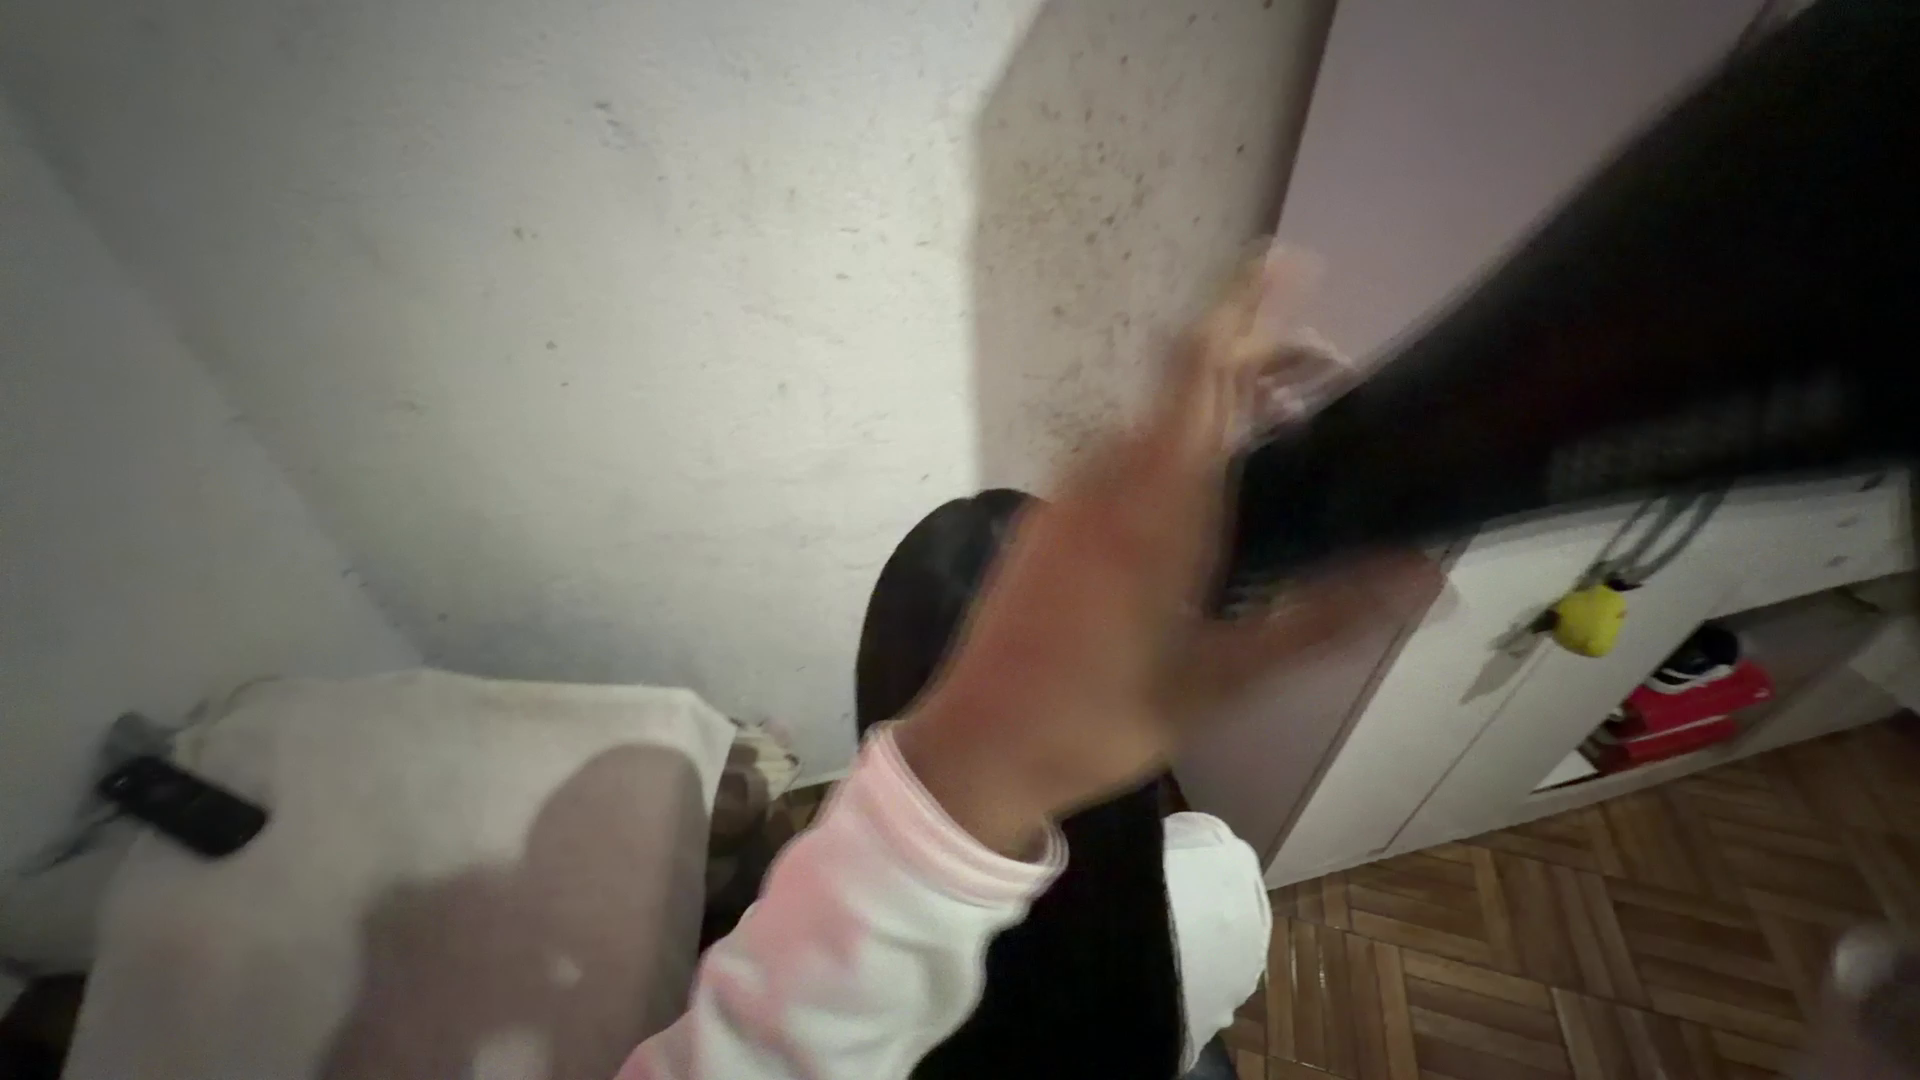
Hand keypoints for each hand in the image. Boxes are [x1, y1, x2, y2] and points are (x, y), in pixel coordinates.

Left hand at [893, 249, 1444, 854]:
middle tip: (1320, 389)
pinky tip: (1189, 506)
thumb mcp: (1220, 677)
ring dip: (1206, 417)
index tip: (1288, 263)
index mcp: (1153, 504)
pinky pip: (1109, 465)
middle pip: (1178, 390)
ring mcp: (1061, 499)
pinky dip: (1161, 456)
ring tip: (1269, 444)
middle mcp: (1099, 480)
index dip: (1244, 309)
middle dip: (1251, 367)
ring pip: (1143, 429)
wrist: (981, 743)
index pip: (1199, 373)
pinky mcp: (1040, 524)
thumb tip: (1423, 576)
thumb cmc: (1100, 717)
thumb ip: (1320, 619)